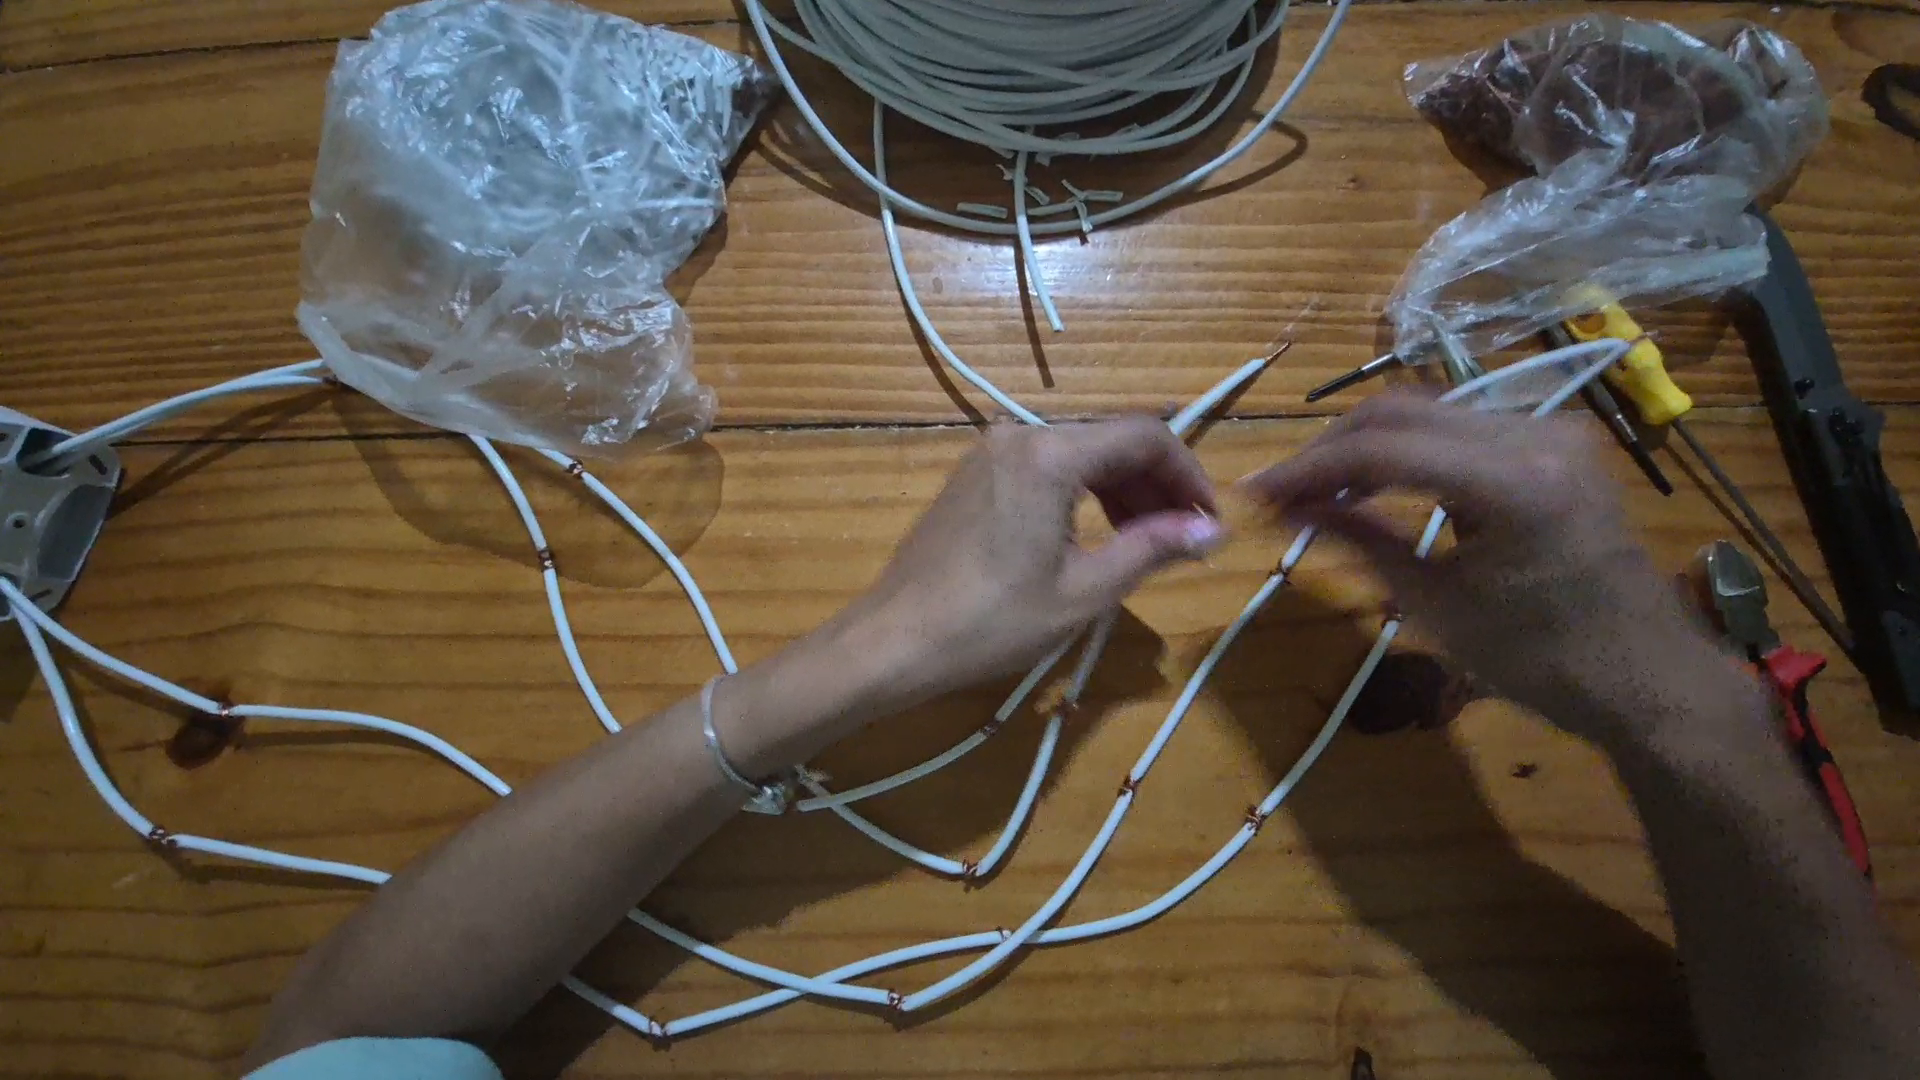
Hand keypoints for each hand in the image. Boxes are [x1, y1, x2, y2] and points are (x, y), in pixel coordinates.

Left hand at [841, 416, 1222, 710]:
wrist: (895, 639)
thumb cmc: (992, 621)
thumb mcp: (1083, 590)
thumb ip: (1152, 548)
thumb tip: (1213, 530)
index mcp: (1050, 454)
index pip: (1145, 437)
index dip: (1189, 474)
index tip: (1209, 521)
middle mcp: (1018, 435)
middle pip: (1110, 441)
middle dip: (1156, 485)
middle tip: (1183, 538)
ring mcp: (989, 452)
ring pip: (1077, 453)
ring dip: (1119, 490)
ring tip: (1144, 541)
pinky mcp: (973, 474)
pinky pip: (1043, 467)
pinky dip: (1079, 493)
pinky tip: (1092, 533)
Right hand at [1242, 391, 1729, 745]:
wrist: (1647, 679)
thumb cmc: (1540, 661)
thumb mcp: (1434, 604)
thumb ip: (1359, 540)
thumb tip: (1287, 508)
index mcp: (1517, 483)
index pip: (1383, 450)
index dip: (1309, 468)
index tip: (1255, 492)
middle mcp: (1538, 436)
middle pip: (1398, 413)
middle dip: (1327, 451)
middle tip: (1279, 492)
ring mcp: (1550, 432)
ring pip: (1422, 413)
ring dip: (1358, 448)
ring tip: (1314, 491)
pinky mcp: (1549, 444)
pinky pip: (1452, 429)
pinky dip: (1399, 451)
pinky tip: (1369, 484)